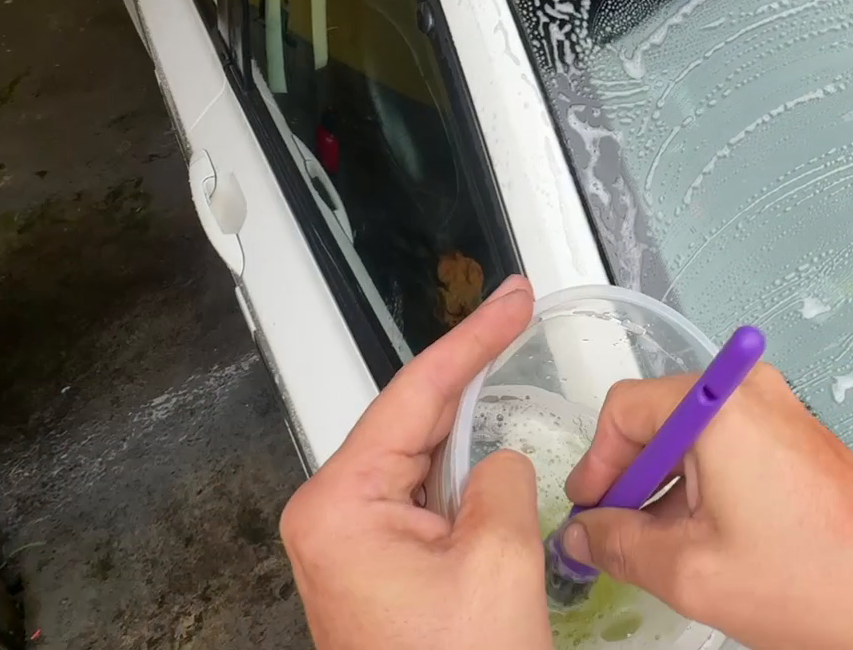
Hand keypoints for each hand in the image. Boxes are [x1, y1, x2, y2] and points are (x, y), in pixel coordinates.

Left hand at [280, 276, 550, 649]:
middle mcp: (336, 509)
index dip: (474, 335)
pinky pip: (427, 480)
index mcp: (343, 502)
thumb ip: (498, 476)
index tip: (514, 296)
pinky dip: (463, 447)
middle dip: (469, 357)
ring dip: (468, 399)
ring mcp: (355, 531)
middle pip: (415, 409)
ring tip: (504, 340)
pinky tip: (486, 414)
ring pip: (422, 442)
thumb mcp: (496, 557)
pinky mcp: (380, 552)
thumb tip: (492, 463)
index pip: (418, 392)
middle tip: (516, 307)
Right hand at [561, 366, 852, 649]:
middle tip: (614, 530)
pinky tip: (700, 529)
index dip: (598, 463)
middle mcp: (748, 388)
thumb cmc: (806, 578)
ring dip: (666, 480)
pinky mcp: (795, 428)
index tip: (588, 510)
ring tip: (657, 540)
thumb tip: (582, 534)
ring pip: (694, 431)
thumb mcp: (690, 570)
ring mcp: (777, 405)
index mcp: (719, 405)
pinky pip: (728, 439)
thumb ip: (619, 545)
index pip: (627, 408)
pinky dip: (702, 477)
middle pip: (660, 415)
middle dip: (631, 474)